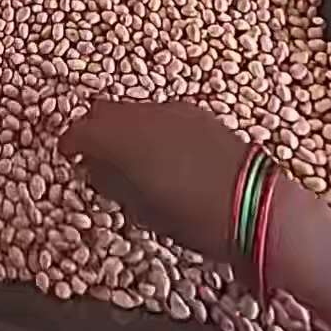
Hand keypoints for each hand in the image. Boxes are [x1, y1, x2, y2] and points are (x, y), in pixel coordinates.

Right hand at [58, 100, 250, 258]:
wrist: (262, 211)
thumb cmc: (196, 220)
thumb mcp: (143, 210)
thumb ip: (111, 182)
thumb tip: (94, 168)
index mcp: (123, 141)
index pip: (81, 132)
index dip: (69, 143)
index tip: (67, 155)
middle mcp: (142, 116)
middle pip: (101, 111)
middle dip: (93, 130)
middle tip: (94, 153)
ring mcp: (170, 110)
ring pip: (130, 109)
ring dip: (121, 127)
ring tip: (130, 154)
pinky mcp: (194, 112)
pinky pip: (158, 113)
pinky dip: (148, 127)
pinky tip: (161, 150)